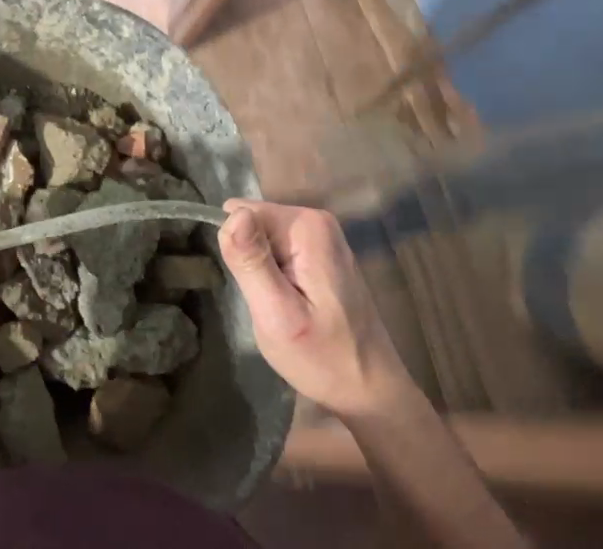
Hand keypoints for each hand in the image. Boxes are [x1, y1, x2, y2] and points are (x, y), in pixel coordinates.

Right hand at [218, 200, 412, 417]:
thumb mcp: (276, 314)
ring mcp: (321, 237)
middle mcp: (317, 221)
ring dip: (260, 272)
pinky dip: (273, 277)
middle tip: (267, 302)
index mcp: (308, 227)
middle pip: (254, 223)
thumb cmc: (323, 358)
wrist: (369, 390)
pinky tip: (289, 304)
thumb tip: (233, 213)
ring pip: (262, 238)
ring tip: (277, 306)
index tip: (253, 288)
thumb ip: (252, 261)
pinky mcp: (320, 254)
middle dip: (250, 261)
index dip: (240, 253)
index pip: (243, 214)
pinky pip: (276, 251)